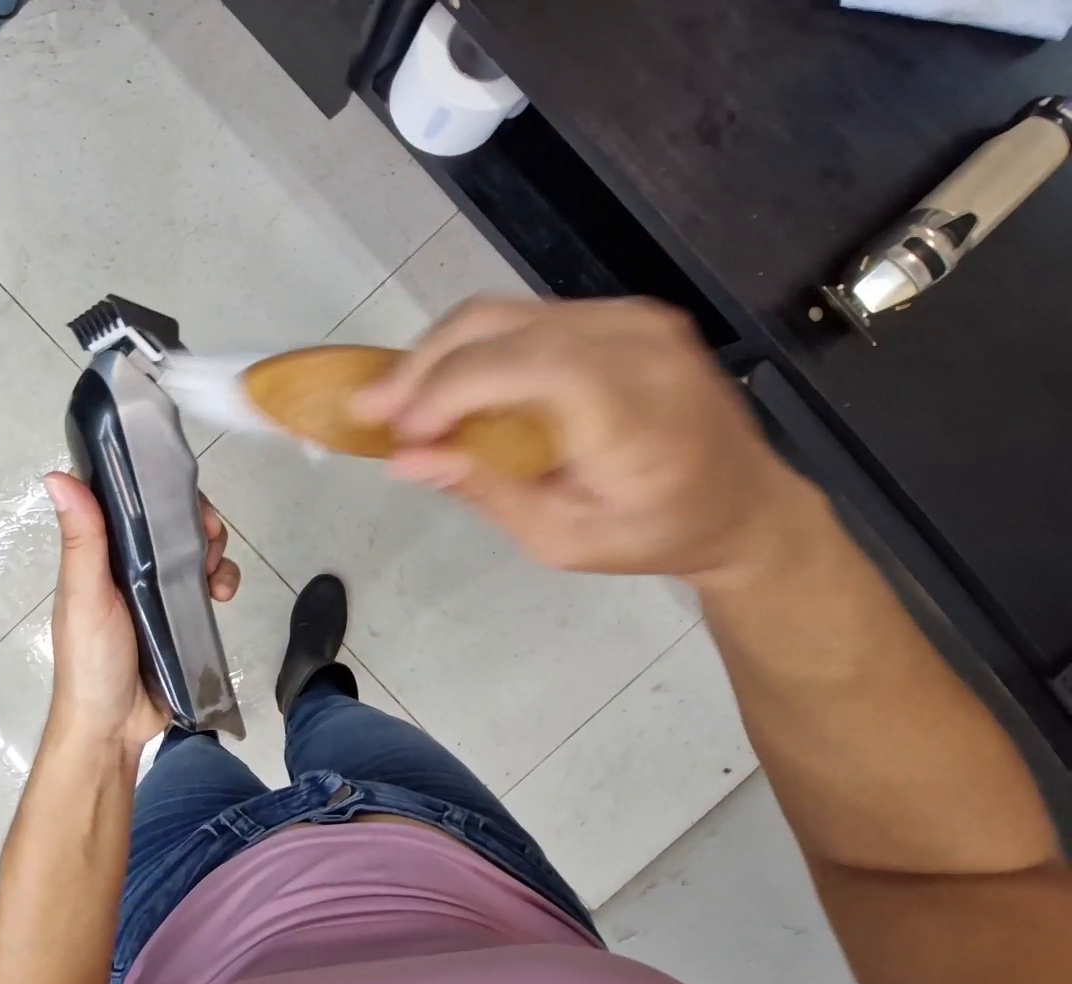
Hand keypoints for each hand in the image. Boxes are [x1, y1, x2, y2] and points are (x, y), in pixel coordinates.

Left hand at [42, 472, 238, 754]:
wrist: (115, 728)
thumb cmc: (92, 658)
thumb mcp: (85, 596)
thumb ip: (82, 540)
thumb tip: (57, 476)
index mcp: (98, 552)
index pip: (123, 498)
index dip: (150, 482)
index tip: (176, 483)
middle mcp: (125, 563)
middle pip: (165, 519)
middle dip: (193, 517)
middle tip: (210, 533)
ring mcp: (154, 588)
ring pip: (190, 546)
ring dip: (212, 547)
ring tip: (216, 571)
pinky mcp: (179, 613)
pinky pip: (205, 581)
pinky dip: (221, 578)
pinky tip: (223, 595)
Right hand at [354, 296, 814, 582]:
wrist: (741, 501)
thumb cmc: (652, 533)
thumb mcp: (562, 539)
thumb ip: (486, 492)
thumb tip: (404, 462)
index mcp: (638, 411)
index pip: (529, 366)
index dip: (448, 387)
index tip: (398, 431)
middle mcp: (638, 344)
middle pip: (498, 325)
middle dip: (420, 366)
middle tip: (372, 410)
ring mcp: (631, 319)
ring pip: (499, 313)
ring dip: (436, 356)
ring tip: (399, 404)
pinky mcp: (617, 314)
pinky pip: (518, 319)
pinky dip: (468, 351)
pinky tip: (446, 389)